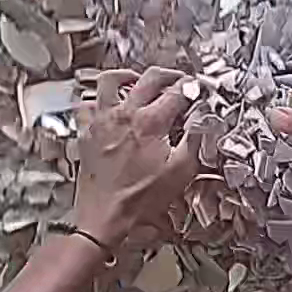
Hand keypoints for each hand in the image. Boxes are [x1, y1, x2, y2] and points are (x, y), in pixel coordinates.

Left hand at [73, 67, 202, 246]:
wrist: (105, 216)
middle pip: (149, 77)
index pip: (178, 91)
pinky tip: (110, 105)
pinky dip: (100, 99)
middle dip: (170, 75)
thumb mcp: (181, 171)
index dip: (194, 88)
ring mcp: (102, 121)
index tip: (200, 91)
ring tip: (140, 81)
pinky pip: (88, 103)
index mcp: (150, 122)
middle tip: (179, 82)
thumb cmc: (140, 198)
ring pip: (111, 80)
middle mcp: (124, 114)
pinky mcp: (87, 132)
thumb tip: (204, 120)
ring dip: (129, 76)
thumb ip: (196, 140)